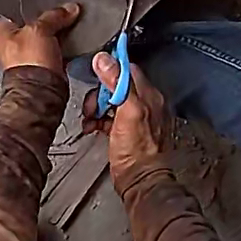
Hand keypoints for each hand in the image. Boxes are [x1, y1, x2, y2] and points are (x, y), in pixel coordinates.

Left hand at [0, 3, 75, 74]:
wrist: (41, 91)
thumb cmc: (28, 63)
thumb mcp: (40, 28)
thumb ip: (54, 15)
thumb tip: (67, 9)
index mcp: (0, 31)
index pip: (18, 10)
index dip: (34, 6)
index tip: (49, 3)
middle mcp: (10, 45)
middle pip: (33, 24)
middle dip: (48, 21)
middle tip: (60, 15)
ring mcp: (26, 58)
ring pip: (45, 38)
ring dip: (57, 36)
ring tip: (67, 29)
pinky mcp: (41, 68)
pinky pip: (54, 52)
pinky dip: (62, 49)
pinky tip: (70, 44)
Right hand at [83, 50, 171, 189]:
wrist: (139, 180)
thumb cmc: (138, 151)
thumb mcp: (127, 111)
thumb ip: (118, 84)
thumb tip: (105, 60)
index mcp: (150, 96)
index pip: (129, 70)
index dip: (111, 70)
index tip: (96, 74)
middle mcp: (145, 104)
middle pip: (117, 86)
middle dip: (100, 93)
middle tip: (92, 106)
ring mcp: (135, 119)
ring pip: (111, 102)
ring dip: (96, 107)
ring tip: (90, 118)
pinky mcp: (126, 132)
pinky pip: (109, 117)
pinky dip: (98, 120)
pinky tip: (92, 127)